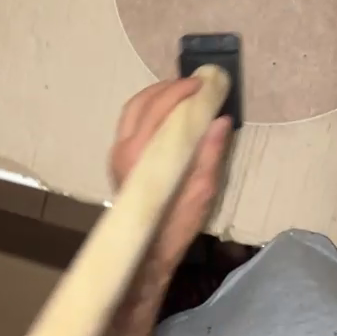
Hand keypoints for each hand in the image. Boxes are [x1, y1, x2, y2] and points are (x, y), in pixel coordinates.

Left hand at [109, 77, 232, 275]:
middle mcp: (123, 148)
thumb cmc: (177, 224)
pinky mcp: (117, 159)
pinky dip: (147, 108)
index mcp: (142, 154)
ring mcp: (116, 153)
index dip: (182, 90)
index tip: (204, 83)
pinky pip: (129, 122)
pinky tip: (166, 111)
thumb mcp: (202, 191)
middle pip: (142, 103)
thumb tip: (220, 119)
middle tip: (196, 84)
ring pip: (132, 110)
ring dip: (156, 95)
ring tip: (182, 92)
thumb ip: (210, 153)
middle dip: (169, 88)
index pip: (160, 107)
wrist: (147, 251)